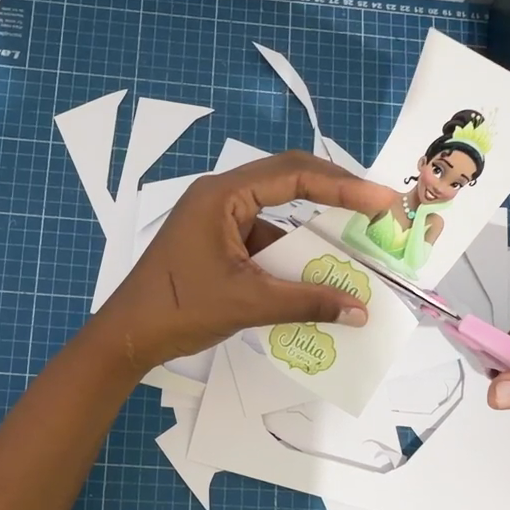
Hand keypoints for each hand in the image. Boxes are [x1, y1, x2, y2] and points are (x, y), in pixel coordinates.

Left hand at [90, 151, 396, 371]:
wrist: (128, 335)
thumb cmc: (180, 308)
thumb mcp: (249, 304)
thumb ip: (307, 302)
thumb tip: (359, 311)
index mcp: (222, 195)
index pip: (294, 174)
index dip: (343, 185)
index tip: (381, 200)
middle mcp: (220, 196)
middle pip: (288, 183)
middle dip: (333, 198)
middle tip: (375, 212)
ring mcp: (215, 220)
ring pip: (276, 216)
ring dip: (310, 236)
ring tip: (350, 252)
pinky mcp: (215, 243)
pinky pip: (261, 241)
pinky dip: (287, 258)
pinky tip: (310, 281)